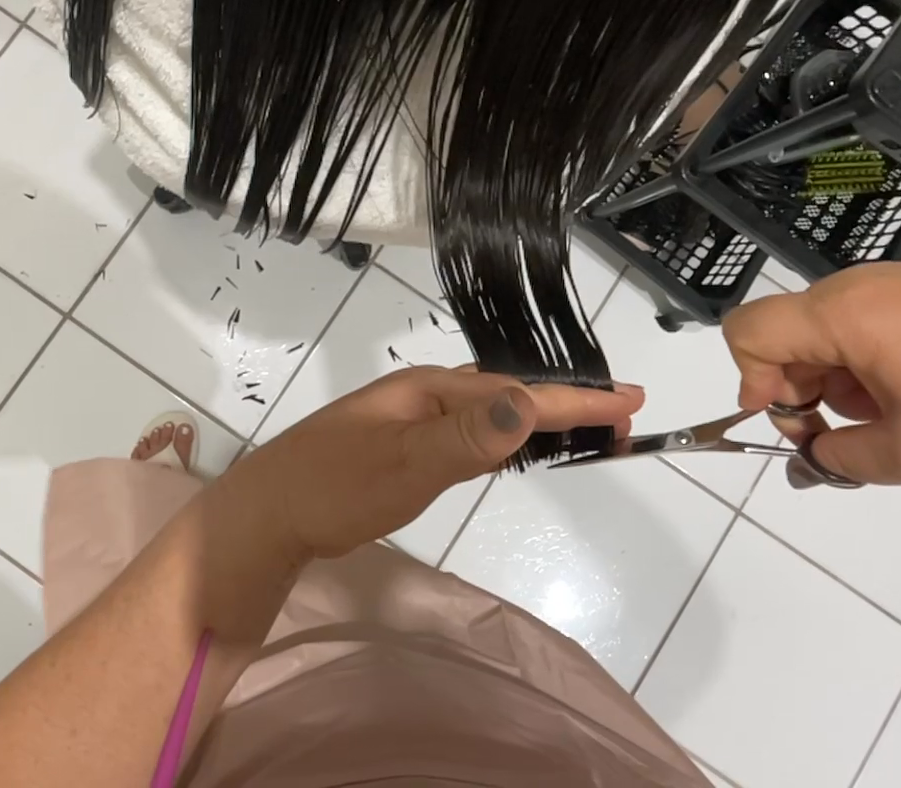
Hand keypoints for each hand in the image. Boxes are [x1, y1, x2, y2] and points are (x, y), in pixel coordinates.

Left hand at [210, 366, 642, 559]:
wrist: (271, 510)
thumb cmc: (335, 487)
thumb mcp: (406, 464)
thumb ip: (467, 437)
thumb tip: (531, 403)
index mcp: (429, 391)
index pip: (515, 392)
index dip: (574, 399)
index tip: (630, 401)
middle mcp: (424, 396)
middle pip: (506, 394)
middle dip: (564, 404)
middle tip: (620, 418)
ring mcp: (411, 419)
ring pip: (488, 412)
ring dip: (535, 420)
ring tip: (582, 429)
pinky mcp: (403, 446)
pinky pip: (468, 433)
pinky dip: (501, 438)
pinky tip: (512, 447)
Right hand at [722, 262, 900, 486]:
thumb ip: (840, 458)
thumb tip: (814, 454)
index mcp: (842, 315)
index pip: (746, 331)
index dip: (748, 378)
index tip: (788, 417)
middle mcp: (859, 286)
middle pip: (788, 332)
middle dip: (799, 386)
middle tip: (844, 429)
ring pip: (830, 329)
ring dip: (839, 377)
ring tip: (897, 415)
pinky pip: (873, 320)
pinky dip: (875, 360)